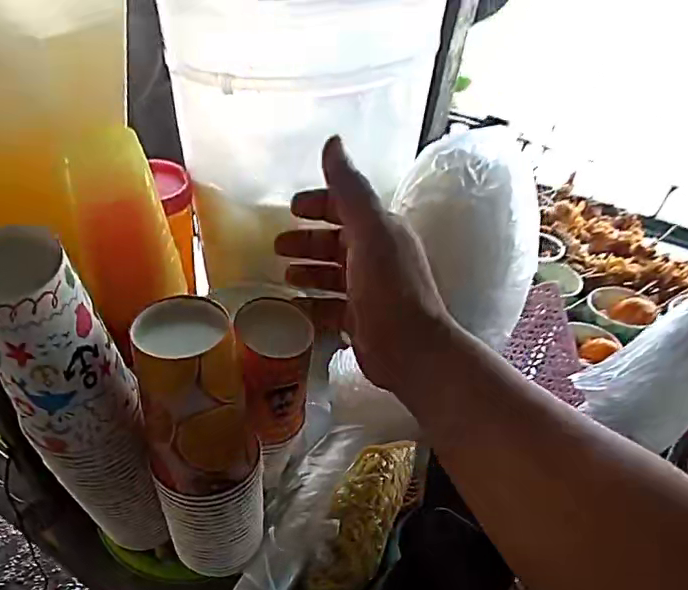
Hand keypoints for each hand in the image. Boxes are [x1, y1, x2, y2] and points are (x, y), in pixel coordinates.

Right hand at [275, 136, 458, 391]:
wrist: (411, 350)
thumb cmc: (391, 288)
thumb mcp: (370, 230)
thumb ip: (350, 189)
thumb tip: (333, 143)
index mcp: (381, 232)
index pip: (346, 208)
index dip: (319, 204)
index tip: (290, 209)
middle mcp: (376, 260)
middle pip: (336, 243)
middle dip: (307, 241)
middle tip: (277, 246)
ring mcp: (368, 294)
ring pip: (332, 277)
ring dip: (308, 272)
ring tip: (284, 276)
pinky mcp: (360, 324)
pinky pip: (331, 310)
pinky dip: (312, 306)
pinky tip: (294, 307)